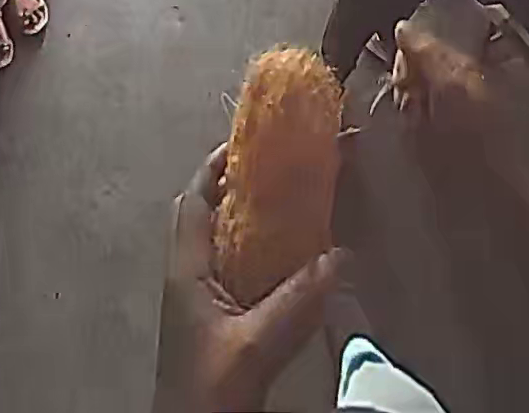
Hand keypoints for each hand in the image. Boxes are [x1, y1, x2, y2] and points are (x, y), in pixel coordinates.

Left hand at [154, 145, 347, 412]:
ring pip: (223, 237)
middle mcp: (191, 274)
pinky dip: (259, 246)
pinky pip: (238, 265)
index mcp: (187, 269)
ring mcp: (202, 297)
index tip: (248, 141)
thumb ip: (296, 302)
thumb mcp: (253, 347)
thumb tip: (341, 255)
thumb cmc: (207, 394)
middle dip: (236, 183)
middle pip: (207, 211)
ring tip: (289, 195)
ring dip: (249, 213)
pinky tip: (291, 250)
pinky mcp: (218, 317)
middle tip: (277, 166)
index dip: (215, 165)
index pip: (194, 199)